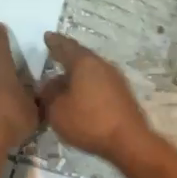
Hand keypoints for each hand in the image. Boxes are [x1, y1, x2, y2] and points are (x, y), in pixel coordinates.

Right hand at [38, 31, 151, 160]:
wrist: (128, 141)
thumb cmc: (88, 121)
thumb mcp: (57, 110)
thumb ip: (48, 94)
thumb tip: (48, 86)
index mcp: (84, 63)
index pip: (66, 46)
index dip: (54, 42)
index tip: (47, 36)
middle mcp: (102, 66)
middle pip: (81, 58)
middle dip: (67, 58)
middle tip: (54, 57)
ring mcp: (115, 80)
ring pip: (91, 72)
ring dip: (77, 76)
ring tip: (64, 82)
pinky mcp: (122, 96)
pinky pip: (99, 85)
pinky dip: (87, 87)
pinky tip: (80, 97)